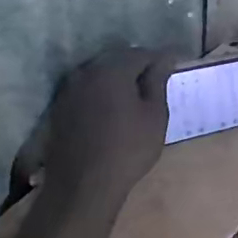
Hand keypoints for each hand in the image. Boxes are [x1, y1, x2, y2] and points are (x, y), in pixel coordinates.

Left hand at [44, 48, 170, 203]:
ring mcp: (69, 89)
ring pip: (100, 73)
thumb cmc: (128, 149)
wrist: (83, 184)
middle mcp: (86, 72)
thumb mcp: (154, 116)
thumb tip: (164, 59)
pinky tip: (113, 108)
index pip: (142, 53)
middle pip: (117, 59)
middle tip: (158, 79)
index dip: (161, 59)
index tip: (176, 65)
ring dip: (119, 78)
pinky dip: (103, 92)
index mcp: (112, 69)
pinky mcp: (61, 108)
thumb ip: (157, 82)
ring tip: (136, 94)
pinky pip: (87, 89)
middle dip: (138, 65)